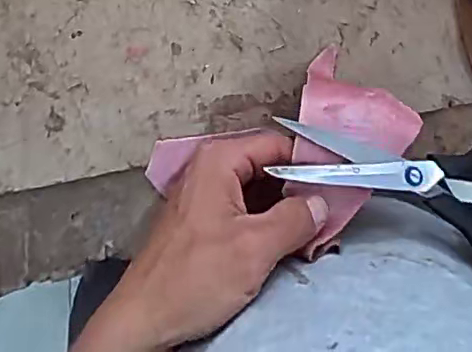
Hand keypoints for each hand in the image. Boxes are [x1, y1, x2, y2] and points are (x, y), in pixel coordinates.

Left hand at [73, 131, 327, 351]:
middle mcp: (209, 167)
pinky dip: (264, 221)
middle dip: (298, 189)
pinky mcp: (200, 220)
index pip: (279, 144)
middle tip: (325, 209)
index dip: (309, 161)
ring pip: (258, 189)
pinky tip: (282, 241)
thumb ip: (296, 218)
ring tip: (309, 228)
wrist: (137, 327)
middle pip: (269, 165)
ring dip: (283, 209)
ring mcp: (203, 193)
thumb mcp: (254, 249)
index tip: (334, 179)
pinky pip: (243, 208)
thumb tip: (320, 203)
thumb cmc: (189, 281)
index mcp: (219, 159)